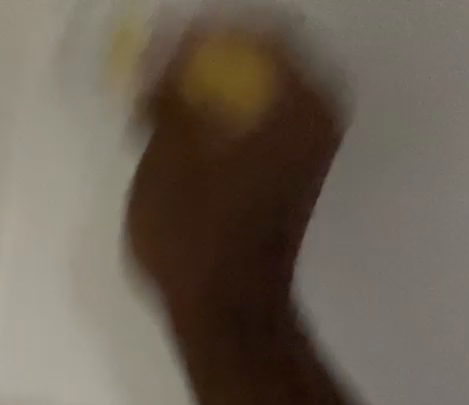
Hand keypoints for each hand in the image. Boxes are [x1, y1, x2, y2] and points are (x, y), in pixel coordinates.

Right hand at [126, 25, 347, 325]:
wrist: (225, 306)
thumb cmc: (195, 238)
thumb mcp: (167, 162)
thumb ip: (168, 99)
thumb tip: (159, 55)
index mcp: (295, 97)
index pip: (253, 33)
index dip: (199, 36)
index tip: (154, 49)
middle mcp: (316, 111)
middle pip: (259, 59)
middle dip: (201, 64)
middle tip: (152, 81)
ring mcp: (308, 144)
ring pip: (256, 93)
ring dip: (207, 95)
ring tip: (157, 115)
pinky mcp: (290, 173)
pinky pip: (255, 123)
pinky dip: (219, 123)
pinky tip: (181, 146)